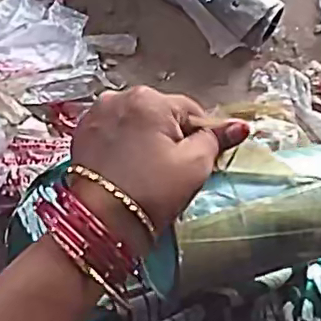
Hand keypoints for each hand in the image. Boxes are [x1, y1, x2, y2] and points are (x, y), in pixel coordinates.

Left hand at [67, 87, 247, 242]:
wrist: (101, 222)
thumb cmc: (152, 192)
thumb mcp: (195, 165)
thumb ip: (217, 139)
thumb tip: (240, 126)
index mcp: (149, 99)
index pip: (191, 111)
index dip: (199, 137)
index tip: (193, 162)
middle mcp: (118, 98)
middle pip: (161, 114)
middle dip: (169, 137)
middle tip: (169, 170)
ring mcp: (96, 115)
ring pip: (137, 123)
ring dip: (146, 140)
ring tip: (146, 171)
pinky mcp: (81, 134)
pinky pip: (115, 132)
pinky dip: (124, 146)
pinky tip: (127, 169)